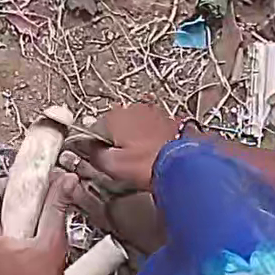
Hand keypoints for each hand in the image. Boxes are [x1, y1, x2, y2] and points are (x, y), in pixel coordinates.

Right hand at [67, 105, 182, 192]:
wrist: (183, 164)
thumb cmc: (149, 164)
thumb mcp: (112, 165)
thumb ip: (95, 155)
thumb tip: (90, 152)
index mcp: (115, 116)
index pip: (96, 127)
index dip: (97, 144)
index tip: (101, 156)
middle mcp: (134, 109)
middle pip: (117, 124)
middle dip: (117, 140)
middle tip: (122, 160)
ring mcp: (153, 113)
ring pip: (136, 125)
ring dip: (135, 138)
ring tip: (140, 159)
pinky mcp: (170, 120)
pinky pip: (153, 128)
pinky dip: (151, 138)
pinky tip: (154, 153)